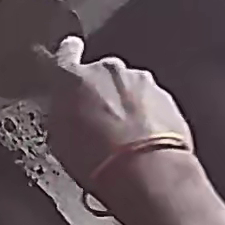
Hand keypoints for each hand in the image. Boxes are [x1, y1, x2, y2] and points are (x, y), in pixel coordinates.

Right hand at [39, 36, 196, 208]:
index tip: (68, 56)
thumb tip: (62, 111)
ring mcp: (139, 80)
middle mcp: (107, 70)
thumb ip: (60, 113)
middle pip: (100, 73)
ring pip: (126, 87)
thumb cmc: (95, 158)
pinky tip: (139, 142)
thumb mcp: (59, 140)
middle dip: (98, 91)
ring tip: (119, 139)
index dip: (66, 55)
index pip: (65, 53)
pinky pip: (149, 102)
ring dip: (123, 105)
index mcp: (72, 77)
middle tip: (94, 121)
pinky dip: (144, 116)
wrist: (143, 170)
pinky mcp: (165, 96)